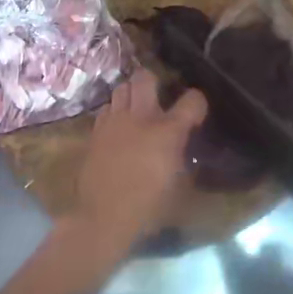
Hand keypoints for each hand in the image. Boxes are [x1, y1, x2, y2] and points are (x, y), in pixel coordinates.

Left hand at [72, 69, 206, 250]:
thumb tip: (182, 147)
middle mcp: (140, 118)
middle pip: (144, 78)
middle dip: (153, 81)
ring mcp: (113, 122)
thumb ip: (183, 158)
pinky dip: (114, 111)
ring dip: (130, 93)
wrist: (104, 215)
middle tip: (158, 96)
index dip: (197, 103)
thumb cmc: (148, 206)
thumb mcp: (179, 185)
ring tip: (136, 108)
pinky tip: (118, 125)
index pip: (192, 100)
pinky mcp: (95, 132)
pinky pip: (105, 109)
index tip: (196, 112)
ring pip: (120, 88)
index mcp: (168, 131)